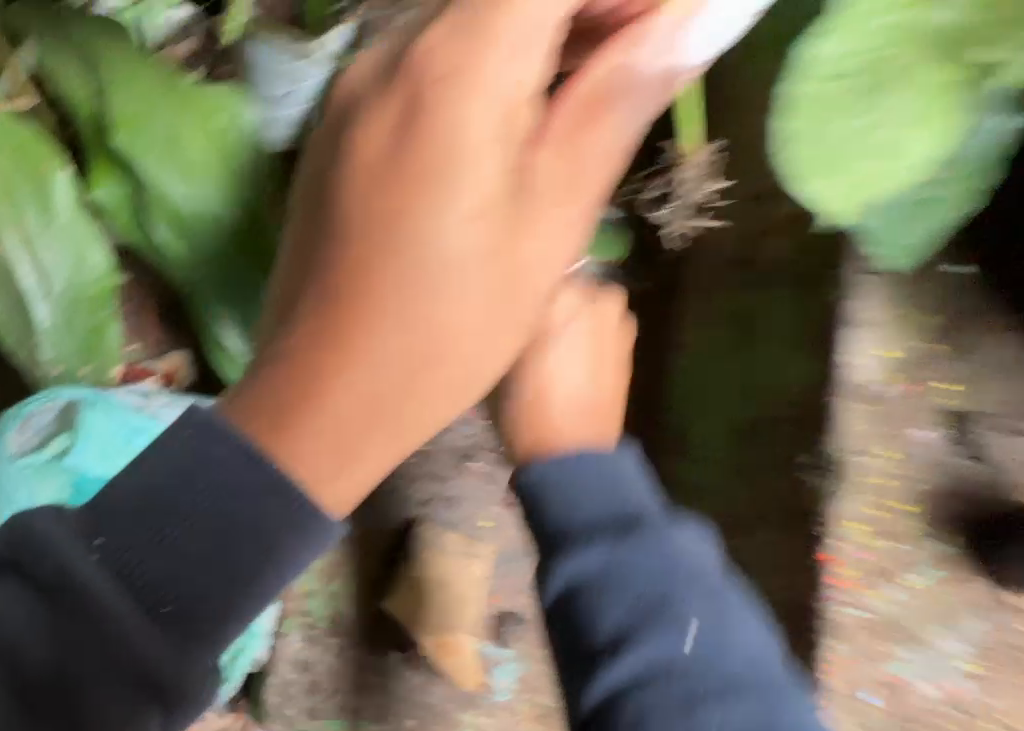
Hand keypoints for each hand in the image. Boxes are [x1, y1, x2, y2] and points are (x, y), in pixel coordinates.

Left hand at [219, 0, 697, 517]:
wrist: (319, 398)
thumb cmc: (442, 330)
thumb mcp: (548, 222)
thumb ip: (618, 101)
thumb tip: (704, 11)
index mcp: (452, 65)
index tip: (667, 28)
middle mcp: (385, 56)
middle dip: (584, 6)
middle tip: (640, 66)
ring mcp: (345, 96)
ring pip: (457, 23)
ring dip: (531, 37)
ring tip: (583, 102)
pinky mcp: (328, 137)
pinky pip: (413, 69)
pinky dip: (473, 72)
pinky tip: (506, 130)